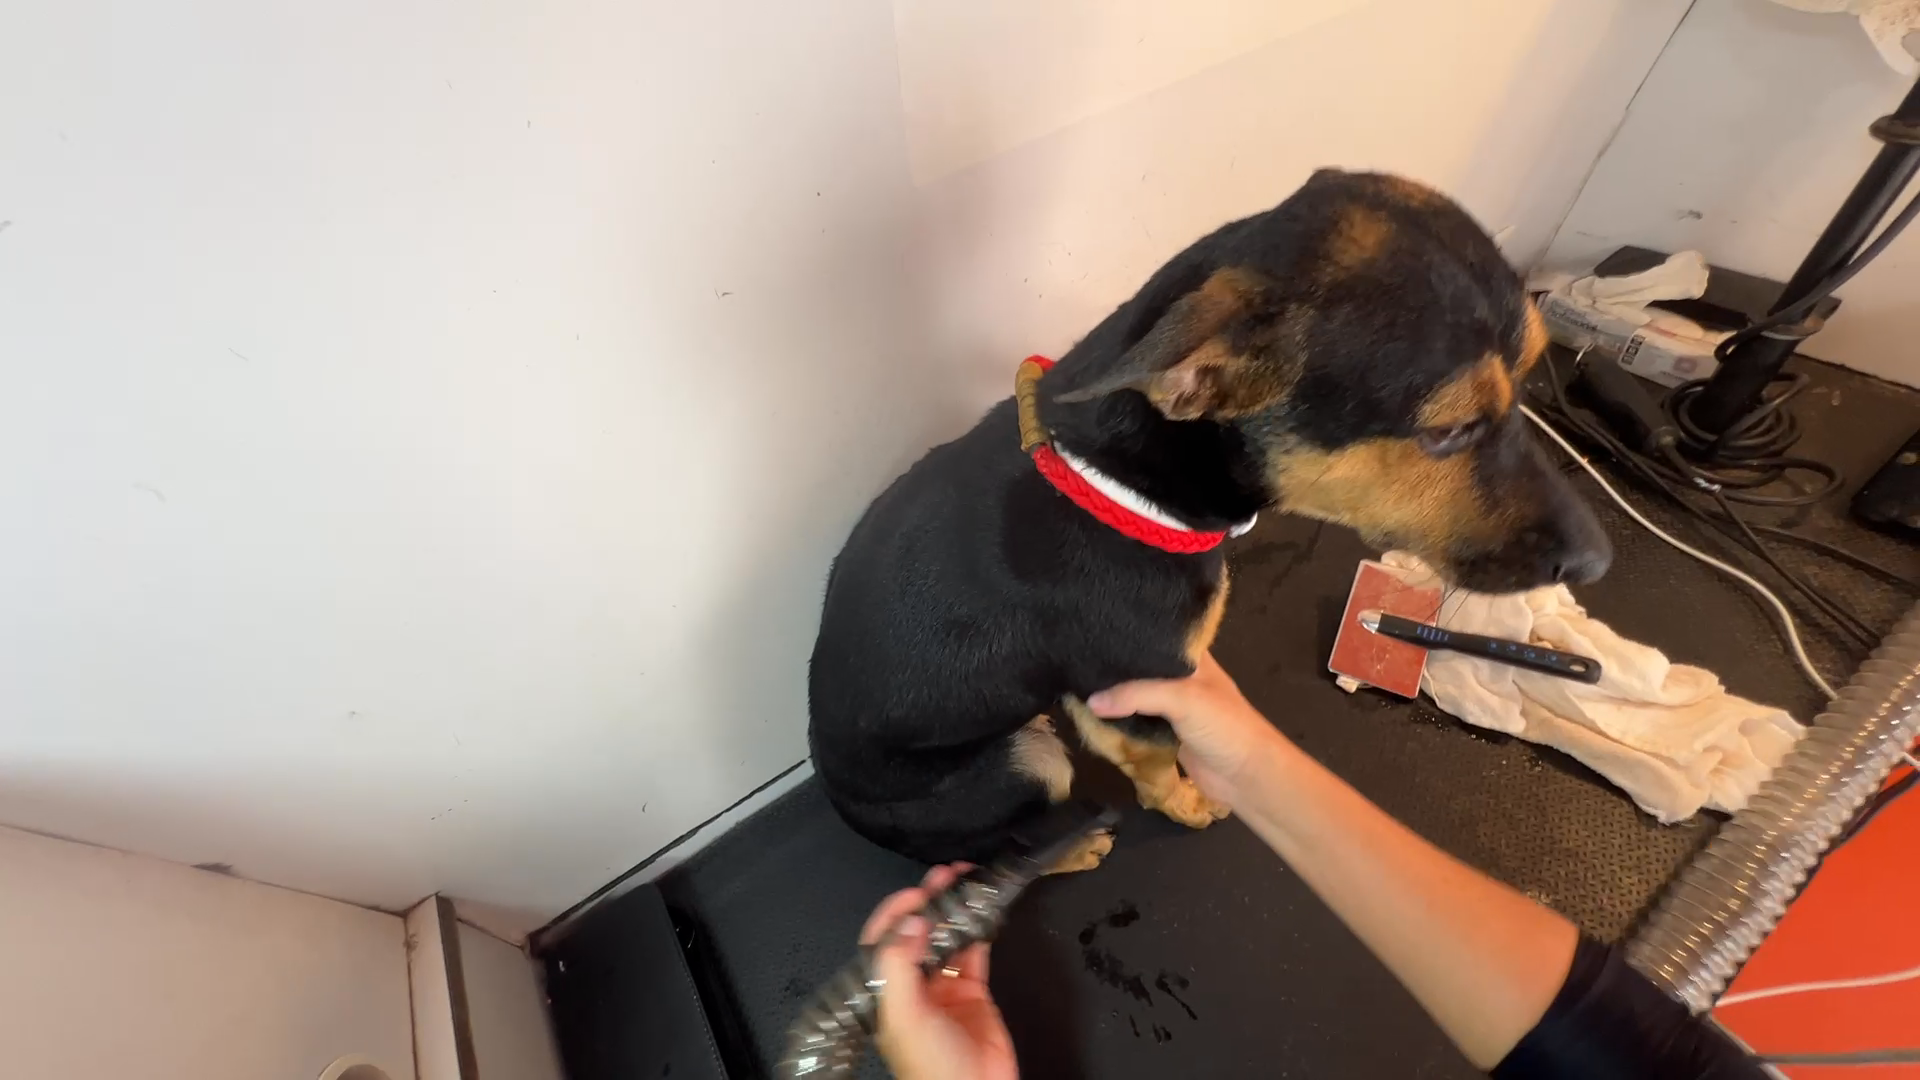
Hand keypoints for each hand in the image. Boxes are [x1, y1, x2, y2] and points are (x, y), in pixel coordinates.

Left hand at [865, 864, 1018, 1079]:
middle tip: (944, 874)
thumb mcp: (904, 1016)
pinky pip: (976, 950)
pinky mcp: (974, 990)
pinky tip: (984, 908)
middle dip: (928, 900)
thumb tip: (910, 920)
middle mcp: (914, 984)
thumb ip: (899, 965)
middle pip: (917, 932)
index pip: (884, 940)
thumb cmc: (931, 1064)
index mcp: (888, 991)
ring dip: (955, 908)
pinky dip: (980, 927)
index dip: (897, 912)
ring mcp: (945, 986)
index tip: (917, 893)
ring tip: (964, 880)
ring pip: (947, 936)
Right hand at [1087, 649, 1284, 806]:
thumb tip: (1090, 701)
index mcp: (1191, 655)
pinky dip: (1118, 716)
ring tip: (1077, 676)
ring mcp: (1173, 704)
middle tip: (1077, 653)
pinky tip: (1092, 709)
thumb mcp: (1181, 698)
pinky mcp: (1165, 730)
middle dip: (1114, 663)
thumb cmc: (1223, 725)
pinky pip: (1136, 718)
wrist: (1247, 777)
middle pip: (1140, 664)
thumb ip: (1135, 694)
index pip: (1155, 634)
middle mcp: (1180, 674)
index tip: (1094, 624)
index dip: (1128, 630)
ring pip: (1135, 692)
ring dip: (1114, 692)